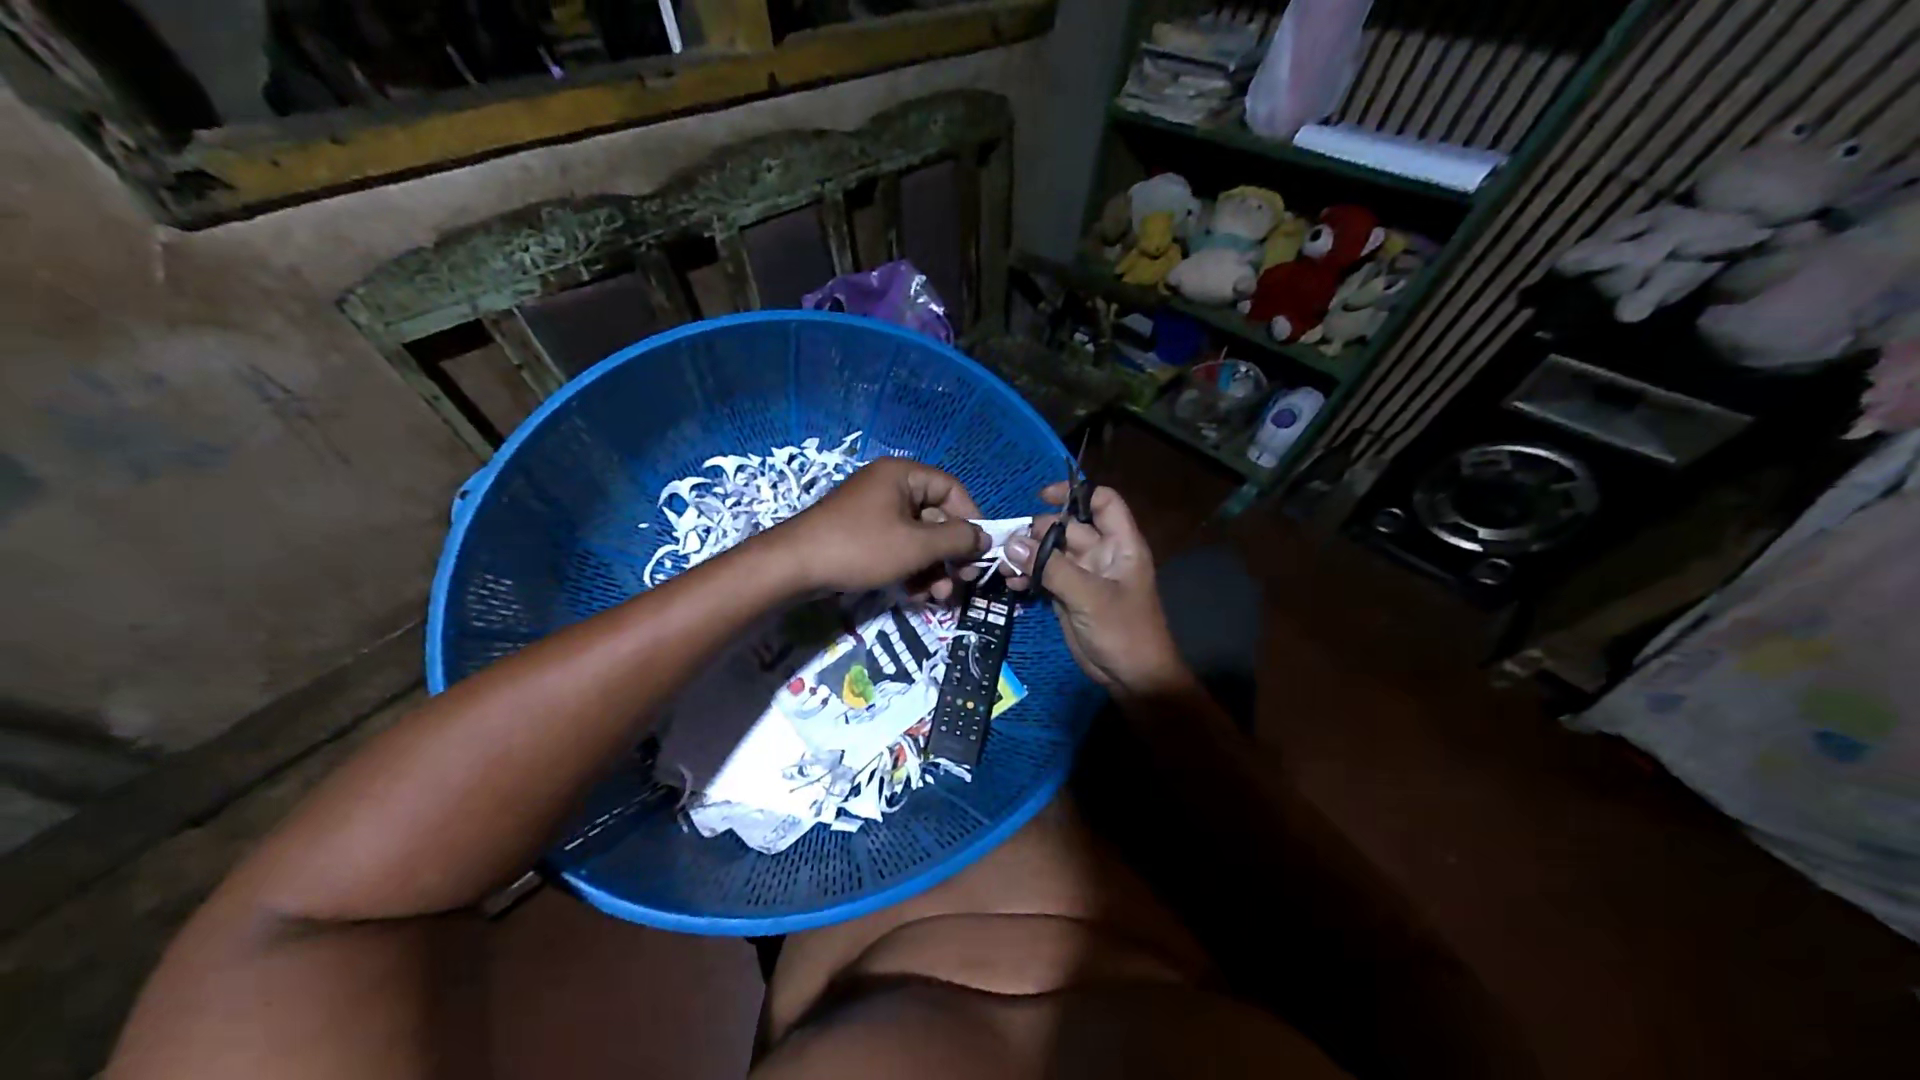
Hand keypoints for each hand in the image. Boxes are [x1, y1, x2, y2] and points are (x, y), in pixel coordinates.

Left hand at [765, 457, 986, 597]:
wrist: (794, 567)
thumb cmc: (860, 547)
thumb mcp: (916, 545)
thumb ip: (956, 540)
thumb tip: (985, 537)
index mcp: (903, 475)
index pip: (953, 489)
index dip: (972, 519)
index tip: (983, 550)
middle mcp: (890, 487)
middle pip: (936, 516)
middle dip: (951, 553)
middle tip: (963, 581)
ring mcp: (875, 512)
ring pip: (918, 538)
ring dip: (933, 568)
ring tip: (939, 598)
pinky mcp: (863, 536)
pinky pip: (898, 548)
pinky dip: (911, 570)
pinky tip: (916, 597)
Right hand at [1005, 483, 1187, 694]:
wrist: (1132, 678)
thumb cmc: (1124, 632)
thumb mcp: (1090, 596)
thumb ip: (1051, 568)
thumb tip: (1012, 543)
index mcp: (1120, 544)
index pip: (1102, 502)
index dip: (1075, 493)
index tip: (1042, 498)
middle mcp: (1101, 554)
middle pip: (1066, 527)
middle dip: (1037, 531)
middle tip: (1011, 545)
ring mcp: (1083, 575)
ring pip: (1050, 552)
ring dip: (1026, 555)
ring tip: (1003, 566)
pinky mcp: (1068, 596)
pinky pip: (1043, 576)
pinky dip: (1027, 577)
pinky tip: (1011, 584)